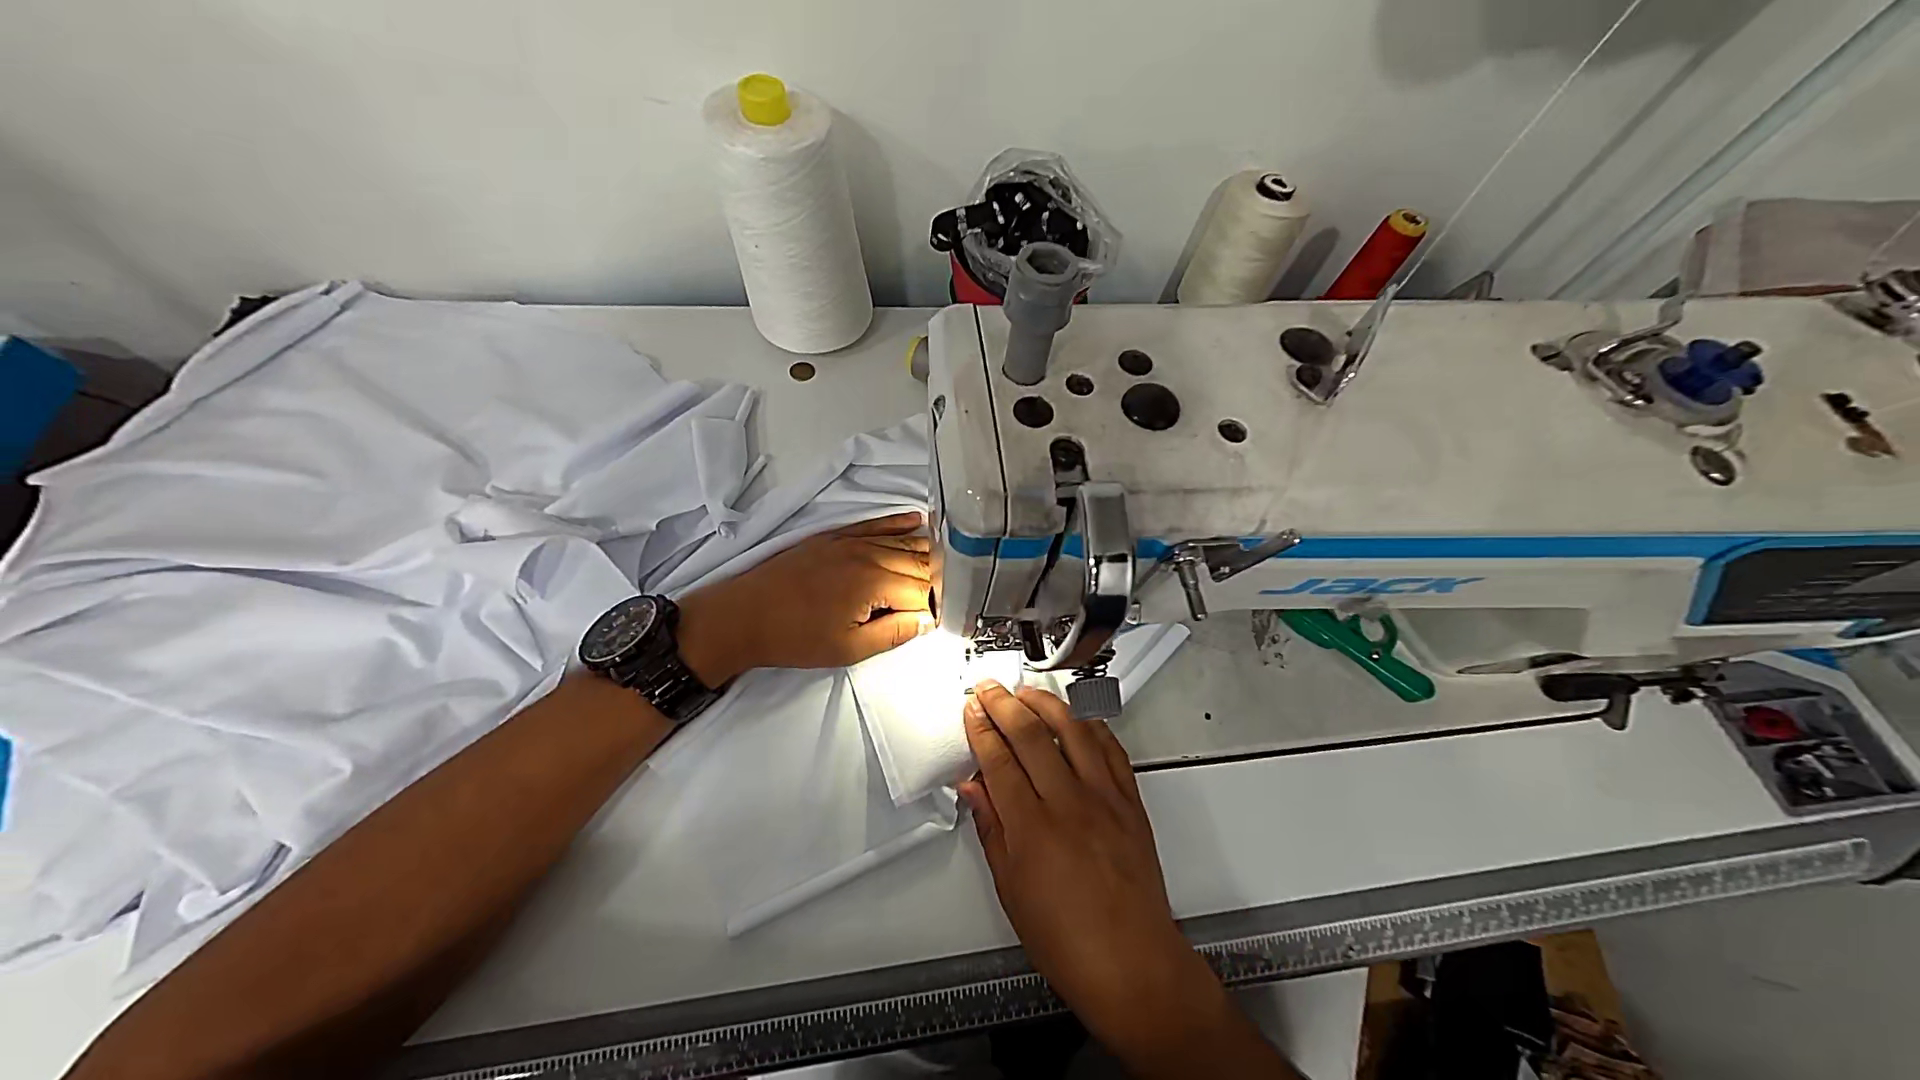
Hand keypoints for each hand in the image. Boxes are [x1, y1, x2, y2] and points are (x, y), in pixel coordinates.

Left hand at [675, 512, 933, 683]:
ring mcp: (850, 540)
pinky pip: (876, 524)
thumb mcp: (849, 649)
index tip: (939, 621)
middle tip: (943, 600)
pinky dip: (899, 523)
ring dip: (924, 555)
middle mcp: (866, 553)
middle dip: (936, 581)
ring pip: (903, 541)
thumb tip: (927, 621)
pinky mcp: (835, 535)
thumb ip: (894, 632)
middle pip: (919, 562)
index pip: (924, 590)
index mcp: (873, 583)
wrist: (743, 615)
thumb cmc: (793, 637)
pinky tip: (917, 521)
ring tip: (941, 570)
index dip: (937, 607)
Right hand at [960, 682, 1294, 1077]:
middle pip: (1030, 734)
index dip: (980, 728)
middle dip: (1004, 703)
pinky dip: (1092, 726)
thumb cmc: (1072, 942)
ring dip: (1046, 703)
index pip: (998, 759)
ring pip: (1072, 730)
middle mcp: (1069, 805)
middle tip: (989, 689)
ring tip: (1027, 691)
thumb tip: (975, 791)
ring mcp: (1104, 799)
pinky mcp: (1130, 803)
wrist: (1132, 965)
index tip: (971, 711)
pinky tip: (1079, 717)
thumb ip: (992, 829)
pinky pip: (1111, 750)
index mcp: (1032, 828)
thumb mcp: (1012, 888)